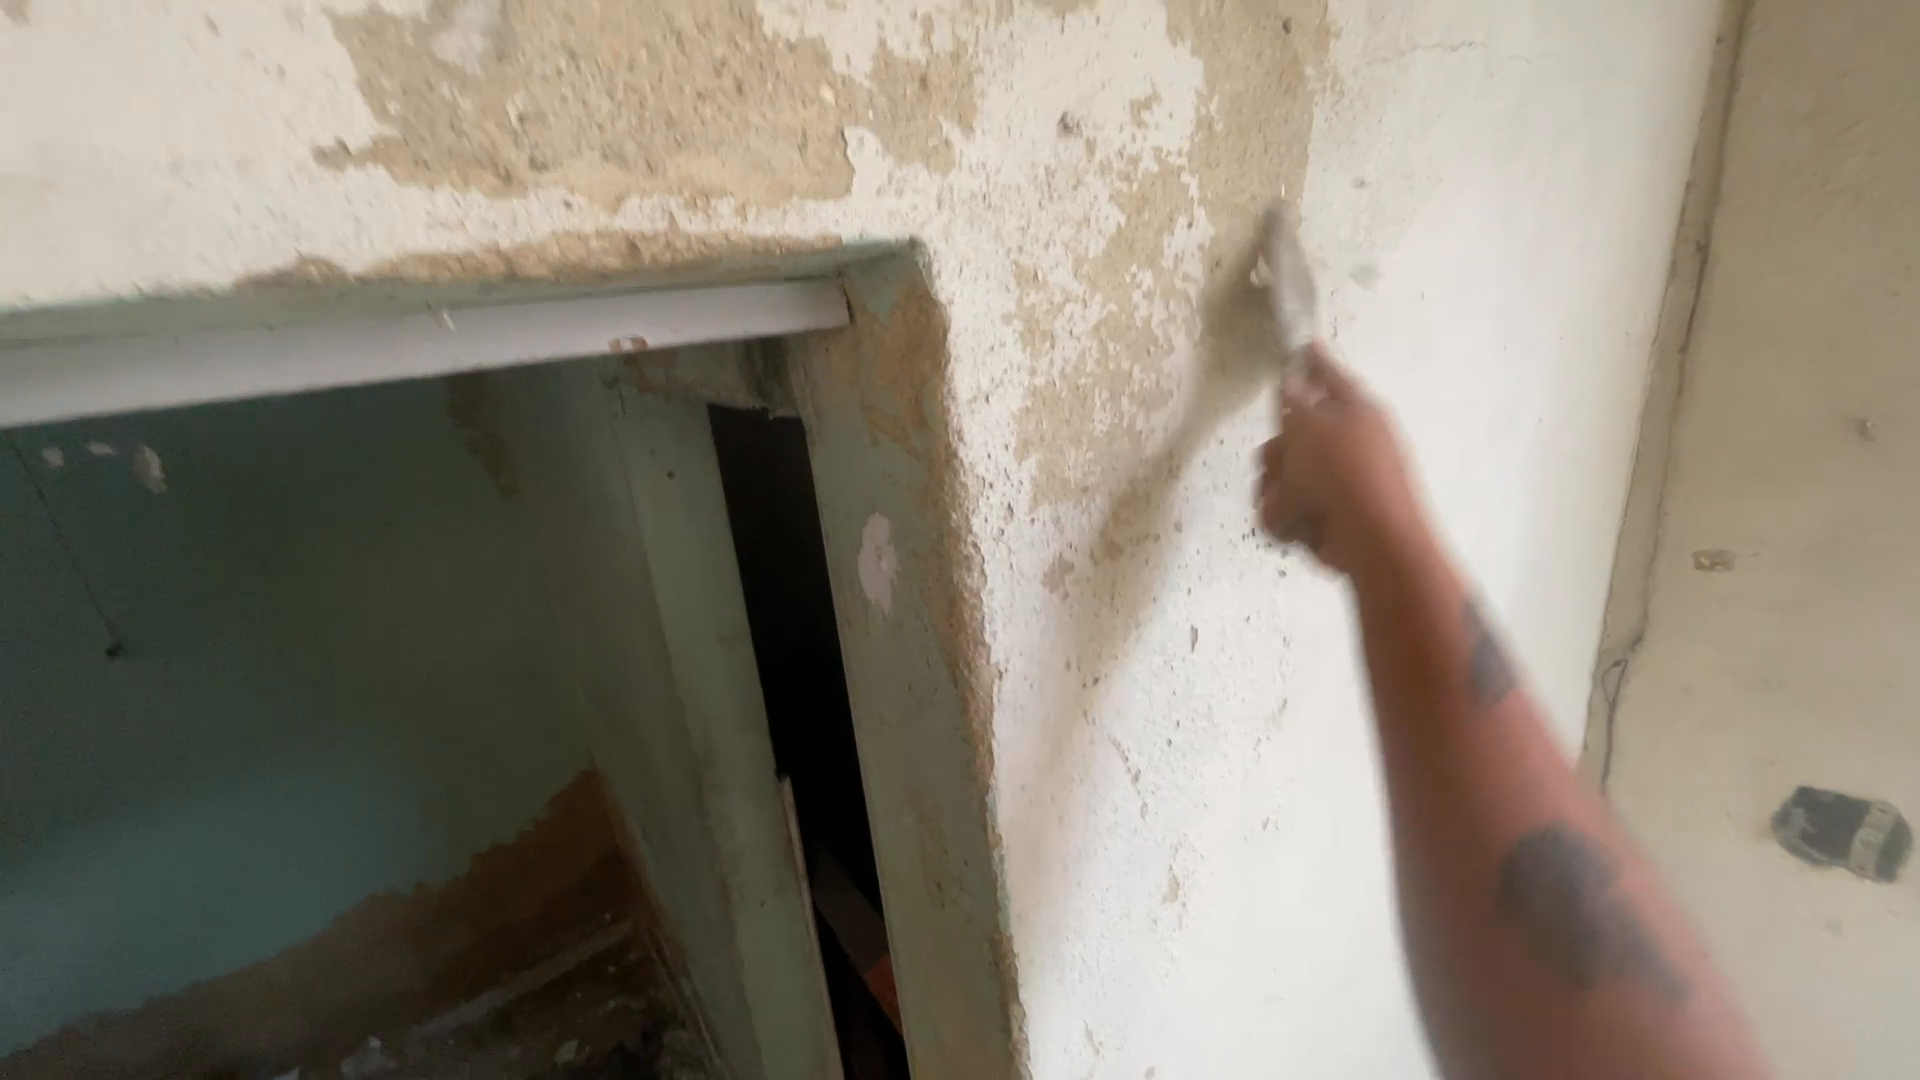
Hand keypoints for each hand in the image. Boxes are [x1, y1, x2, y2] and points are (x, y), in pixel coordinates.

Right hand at [1257, 344, 1428, 576]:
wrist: (1372, 541)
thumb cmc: (1342, 474)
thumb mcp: (1309, 427)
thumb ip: (1293, 400)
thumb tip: (1290, 379)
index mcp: (1354, 412)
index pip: (1328, 376)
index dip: (1312, 361)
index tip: (1303, 344)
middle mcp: (1347, 443)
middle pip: (1290, 437)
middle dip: (1275, 458)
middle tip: (1276, 467)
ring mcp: (1337, 482)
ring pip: (1281, 479)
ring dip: (1277, 495)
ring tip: (1293, 509)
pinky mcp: (1326, 517)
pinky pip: (1287, 510)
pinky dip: (1287, 520)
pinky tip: (1298, 527)